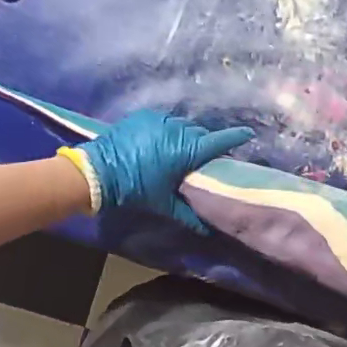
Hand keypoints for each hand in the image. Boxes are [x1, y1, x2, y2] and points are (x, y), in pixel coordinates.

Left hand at [77, 111, 254, 232]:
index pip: (219, 141)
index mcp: (187, 151)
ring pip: (181, 126)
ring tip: (181, 148)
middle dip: (204, 142)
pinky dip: (166, 130)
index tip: (248, 134)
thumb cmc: (135, 190)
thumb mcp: (164, 204)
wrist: (98, 173)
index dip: (235, 137)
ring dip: (185, 136)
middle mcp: (177, 131)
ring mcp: (159, 121)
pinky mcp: (143, 117)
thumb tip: (208, 229)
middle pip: (200, 133)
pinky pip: (163, 121)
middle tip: (203, 155)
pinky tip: (162, 140)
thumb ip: (188, 215)